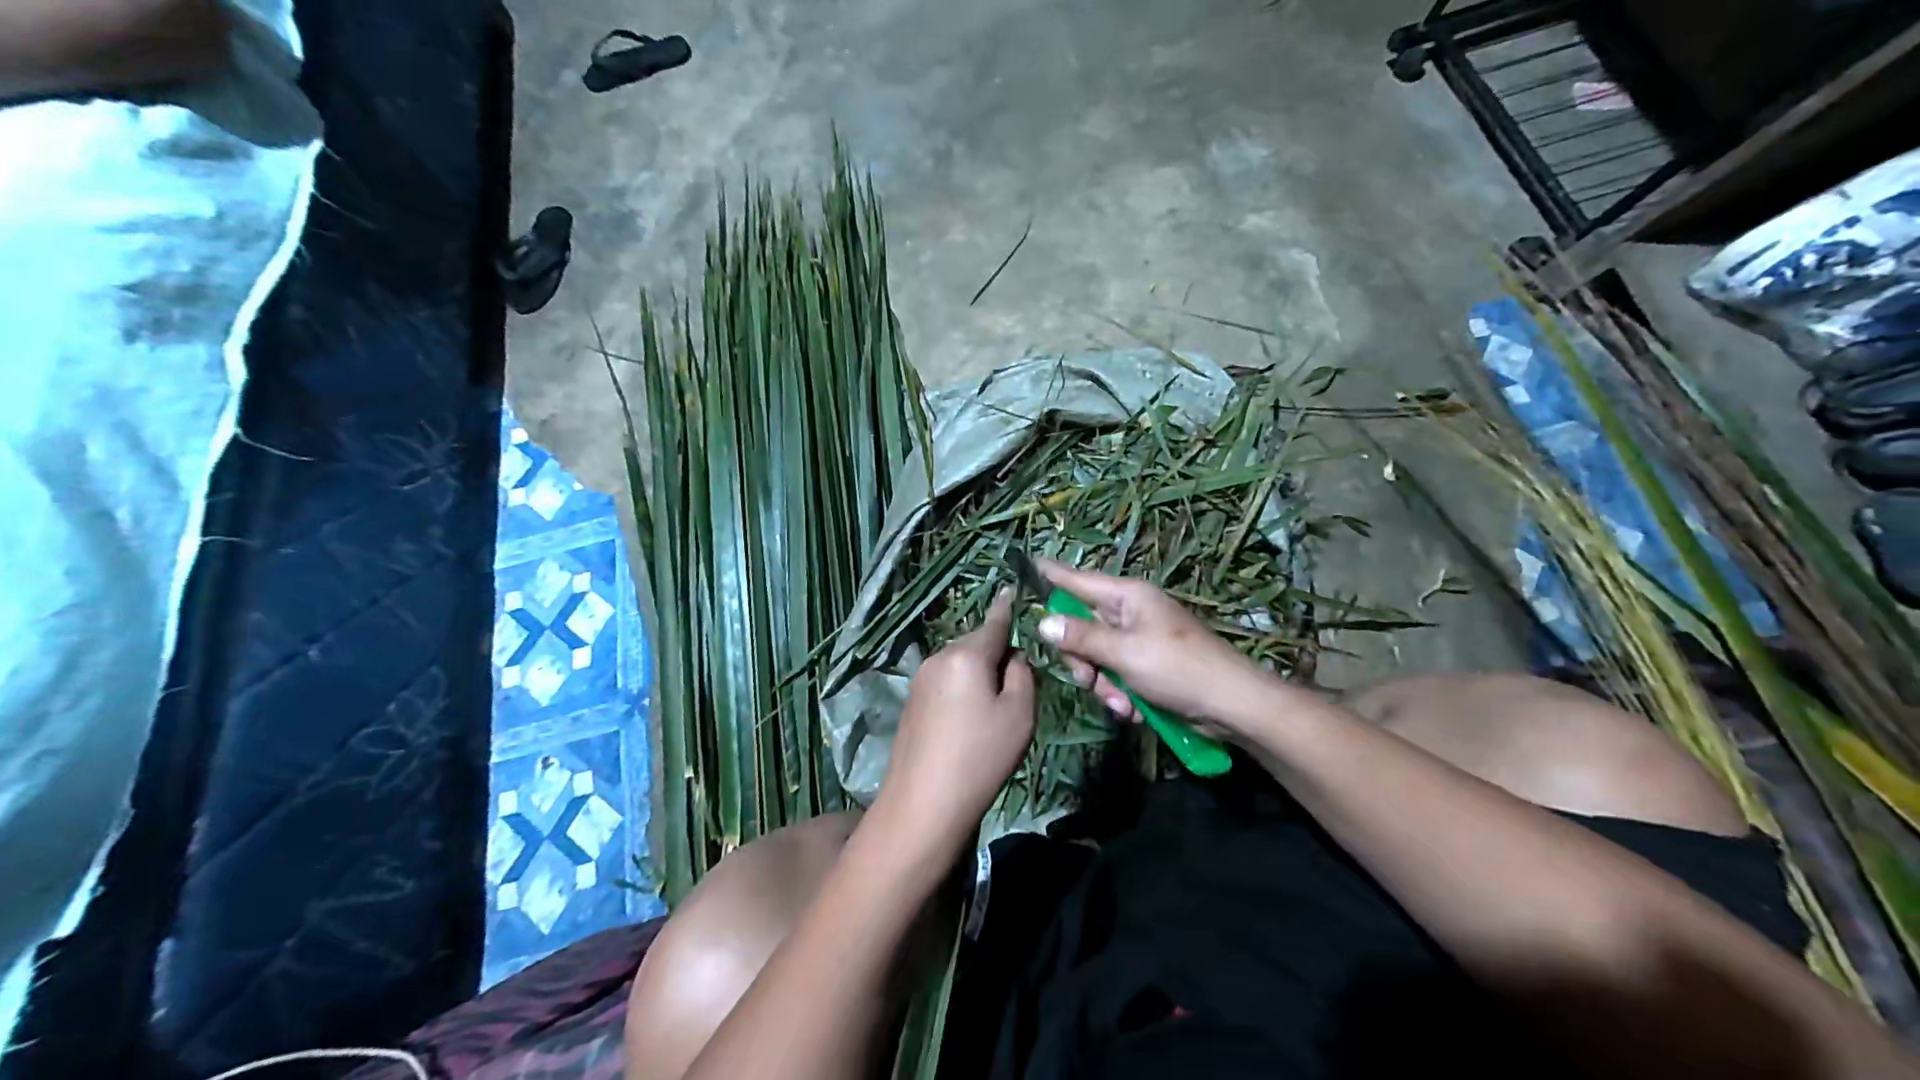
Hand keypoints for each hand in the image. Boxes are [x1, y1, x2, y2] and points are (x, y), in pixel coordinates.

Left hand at [873, 588, 1034, 855]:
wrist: (924, 803)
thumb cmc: (981, 756)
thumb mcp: (1019, 713)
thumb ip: (1022, 674)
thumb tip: (1012, 656)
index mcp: (966, 654)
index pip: (994, 621)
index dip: (1008, 607)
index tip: (1013, 589)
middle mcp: (939, 657)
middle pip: (977, 643)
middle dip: (997, 651)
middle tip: (1020, 679)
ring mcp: (920, 679)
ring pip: (961, 663)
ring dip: (980, 672)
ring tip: (996, 707)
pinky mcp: (912, 701)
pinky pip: (946, 681)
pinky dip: (963, 688)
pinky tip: (970, 719)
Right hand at [1036, 560, 1273, 737]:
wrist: (1231, 705)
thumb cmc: (1177, 668)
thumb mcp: (1124, 653)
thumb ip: (1081, 637)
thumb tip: (1042, 621)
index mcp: (1127, 596)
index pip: (1077, 579)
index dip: (1052, 574)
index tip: (1028, 564)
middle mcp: (1130, 613)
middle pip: (1081, 626)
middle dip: (1081, 658)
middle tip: (1087, 679)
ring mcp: (1138, 640)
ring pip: (1096, 656)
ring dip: (1102, 684)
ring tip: (1120, 704)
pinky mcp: (1146, 666)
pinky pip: (1115, 674)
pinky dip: (1119, 694)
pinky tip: (1132, 710)